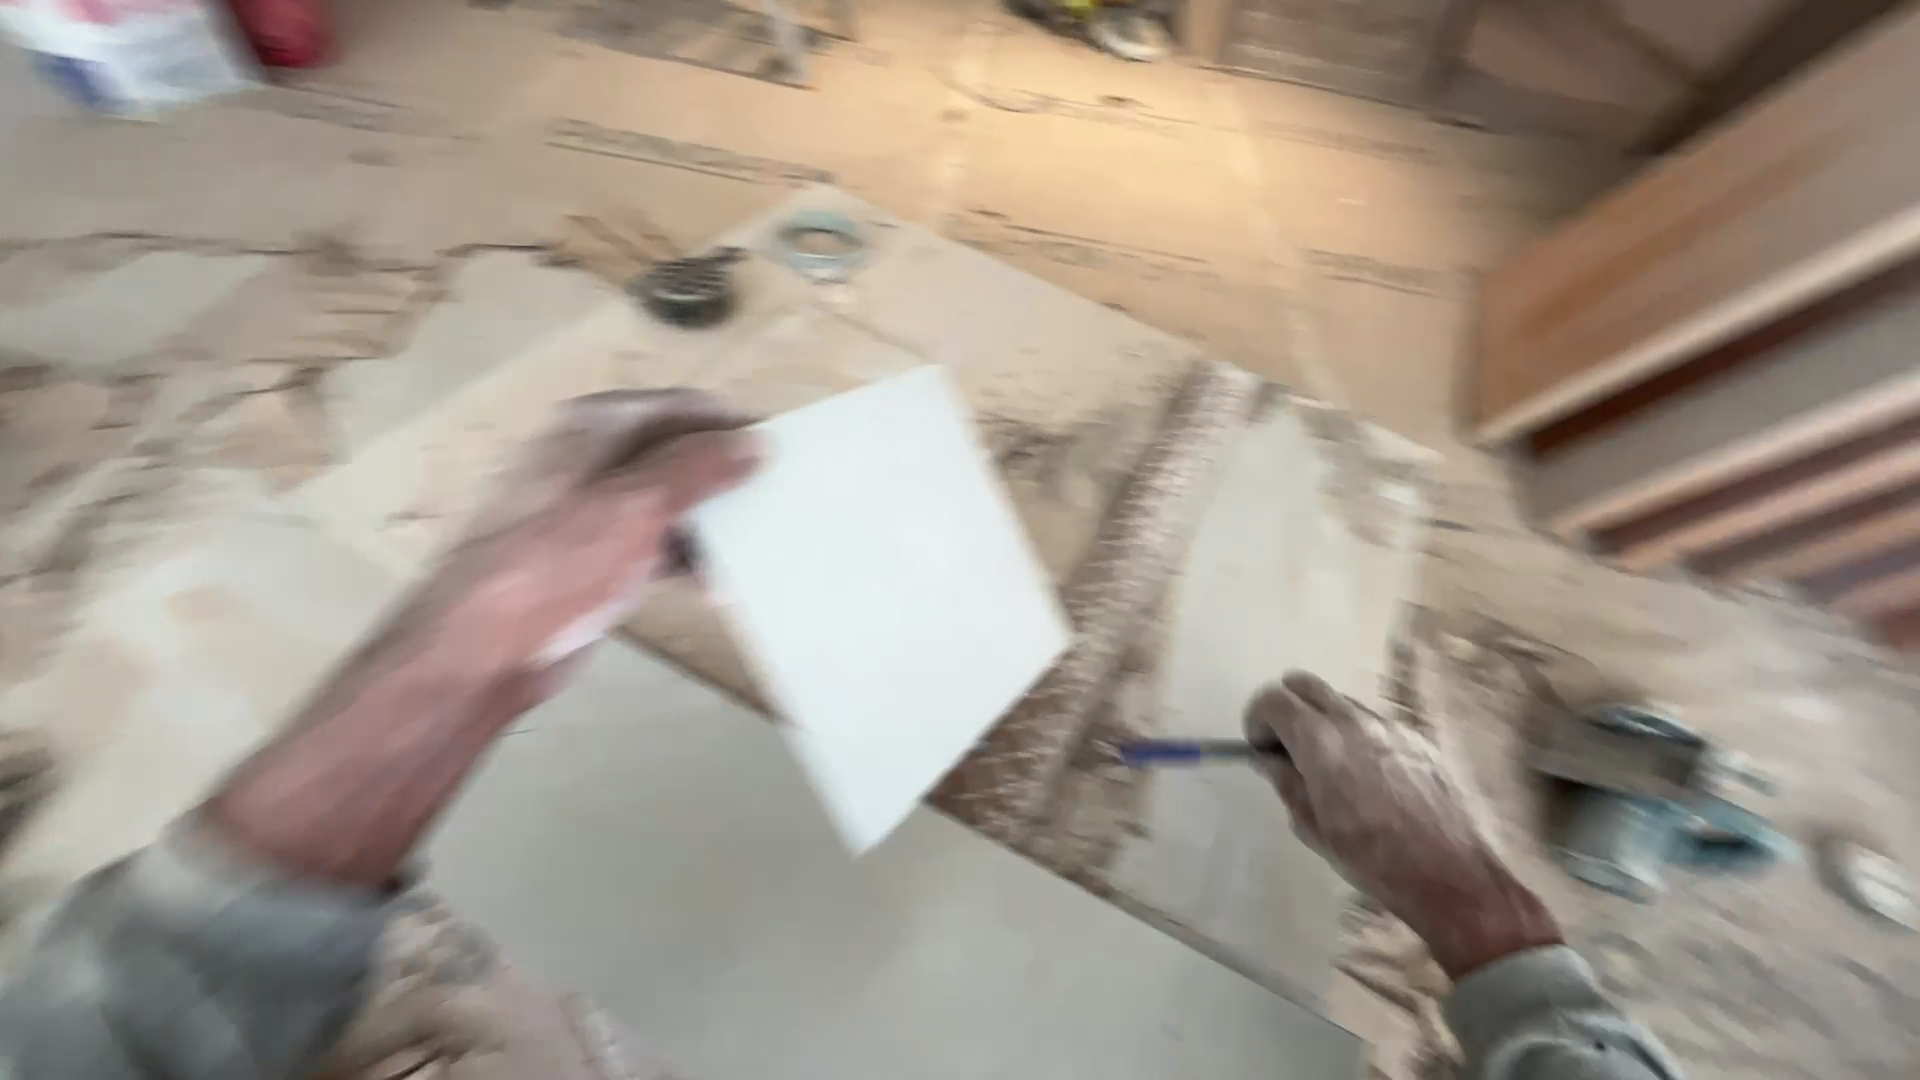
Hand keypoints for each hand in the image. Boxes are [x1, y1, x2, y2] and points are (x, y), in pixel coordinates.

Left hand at [201, 391, 757, 886]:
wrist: (482, 649)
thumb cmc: (556, 563)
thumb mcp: (635, 506)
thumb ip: (700, 468)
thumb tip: (757, 442)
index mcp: (597, 425)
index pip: (686, 408)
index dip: (735, 428)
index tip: (782, 457)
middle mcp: (597, 456)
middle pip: (683, 454)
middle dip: (728, 481)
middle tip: (777, 506)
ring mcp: (596, 507)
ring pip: (674, 501)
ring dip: (712, 525)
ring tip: (751, 553)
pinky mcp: (598, 552)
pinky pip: (658, 541)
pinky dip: (687, 556)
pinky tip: (713, 584)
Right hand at [1244, 672, 1561, 978]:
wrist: (1451, 876)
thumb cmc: (1368, 857)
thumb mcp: (1309, 824)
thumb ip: (1284, 780)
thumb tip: (1268, 759)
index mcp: (1319, 739)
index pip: (1272, 698)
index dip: (1257, 719)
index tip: (1261, 749)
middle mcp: (1352, 720)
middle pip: (1304, 683)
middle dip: (1286, 707)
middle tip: (1287, 745)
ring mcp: (1390, 725)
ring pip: (1340, 700)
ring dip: (1322, 720)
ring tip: (1331, 765)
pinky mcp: (1418, 738)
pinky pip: (1374, 722)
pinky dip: (1357, 735)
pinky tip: (1369, 778)